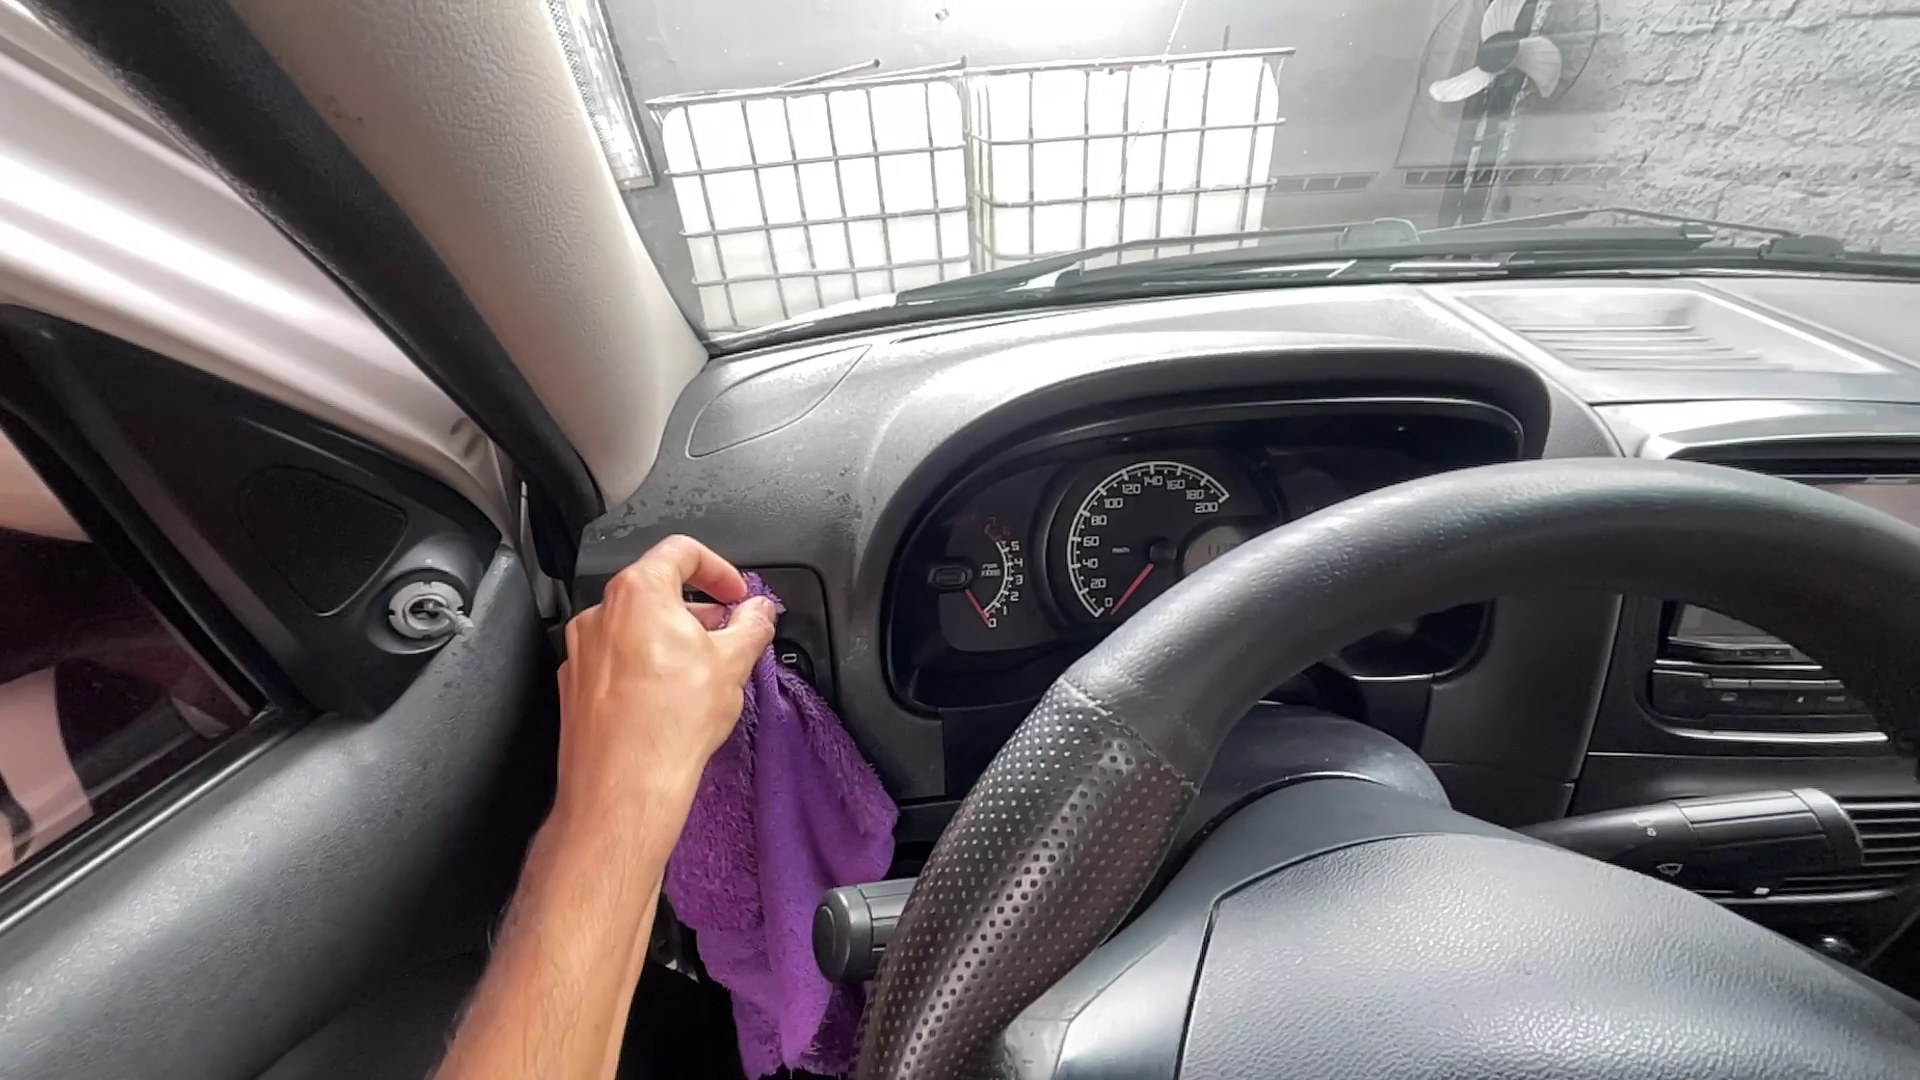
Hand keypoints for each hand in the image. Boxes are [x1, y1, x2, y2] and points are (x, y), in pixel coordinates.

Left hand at [556, 535, 775, 824]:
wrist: (624, 790)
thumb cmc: (670, 724)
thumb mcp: (734, 663)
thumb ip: (753, 624)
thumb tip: (759, 612)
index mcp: (639, 593)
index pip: (682, 551)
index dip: (720, 569)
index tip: (737, 594)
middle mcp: (601, 615)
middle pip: (659, 589)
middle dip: (701, 608)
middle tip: (730, 633)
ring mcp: (583, 652)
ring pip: (637, 625)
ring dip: (676, 636)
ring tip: (705, 670)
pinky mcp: (576, 687)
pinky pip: (618, 658)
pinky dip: (648, 663)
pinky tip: (673, 697)